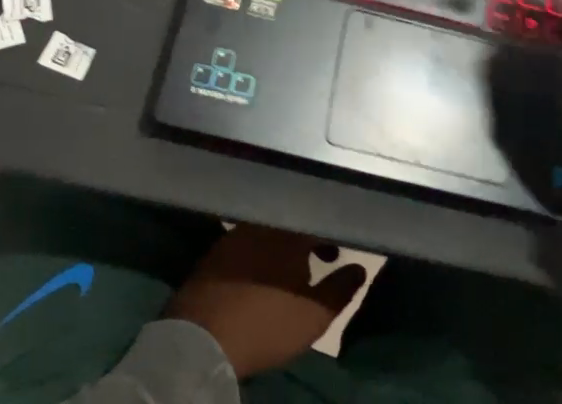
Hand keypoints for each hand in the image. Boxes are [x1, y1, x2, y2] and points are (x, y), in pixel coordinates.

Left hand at [164, 226, 368, 378]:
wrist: (202, 340)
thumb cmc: (266, 324)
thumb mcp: (314, 315)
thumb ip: (341, 288)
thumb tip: (359, 268)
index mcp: (290, 233)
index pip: (319, 221)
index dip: (334, 234)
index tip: (339, 251)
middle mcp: (262, 224)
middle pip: (294, 221)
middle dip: (310, 237)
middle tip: (323, 258)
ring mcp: (235, 234)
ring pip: (269, 229)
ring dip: (285, 243)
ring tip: (292, 268)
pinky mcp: (215, 250)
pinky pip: (248, 240)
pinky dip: (261, 250)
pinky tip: (262, 271)